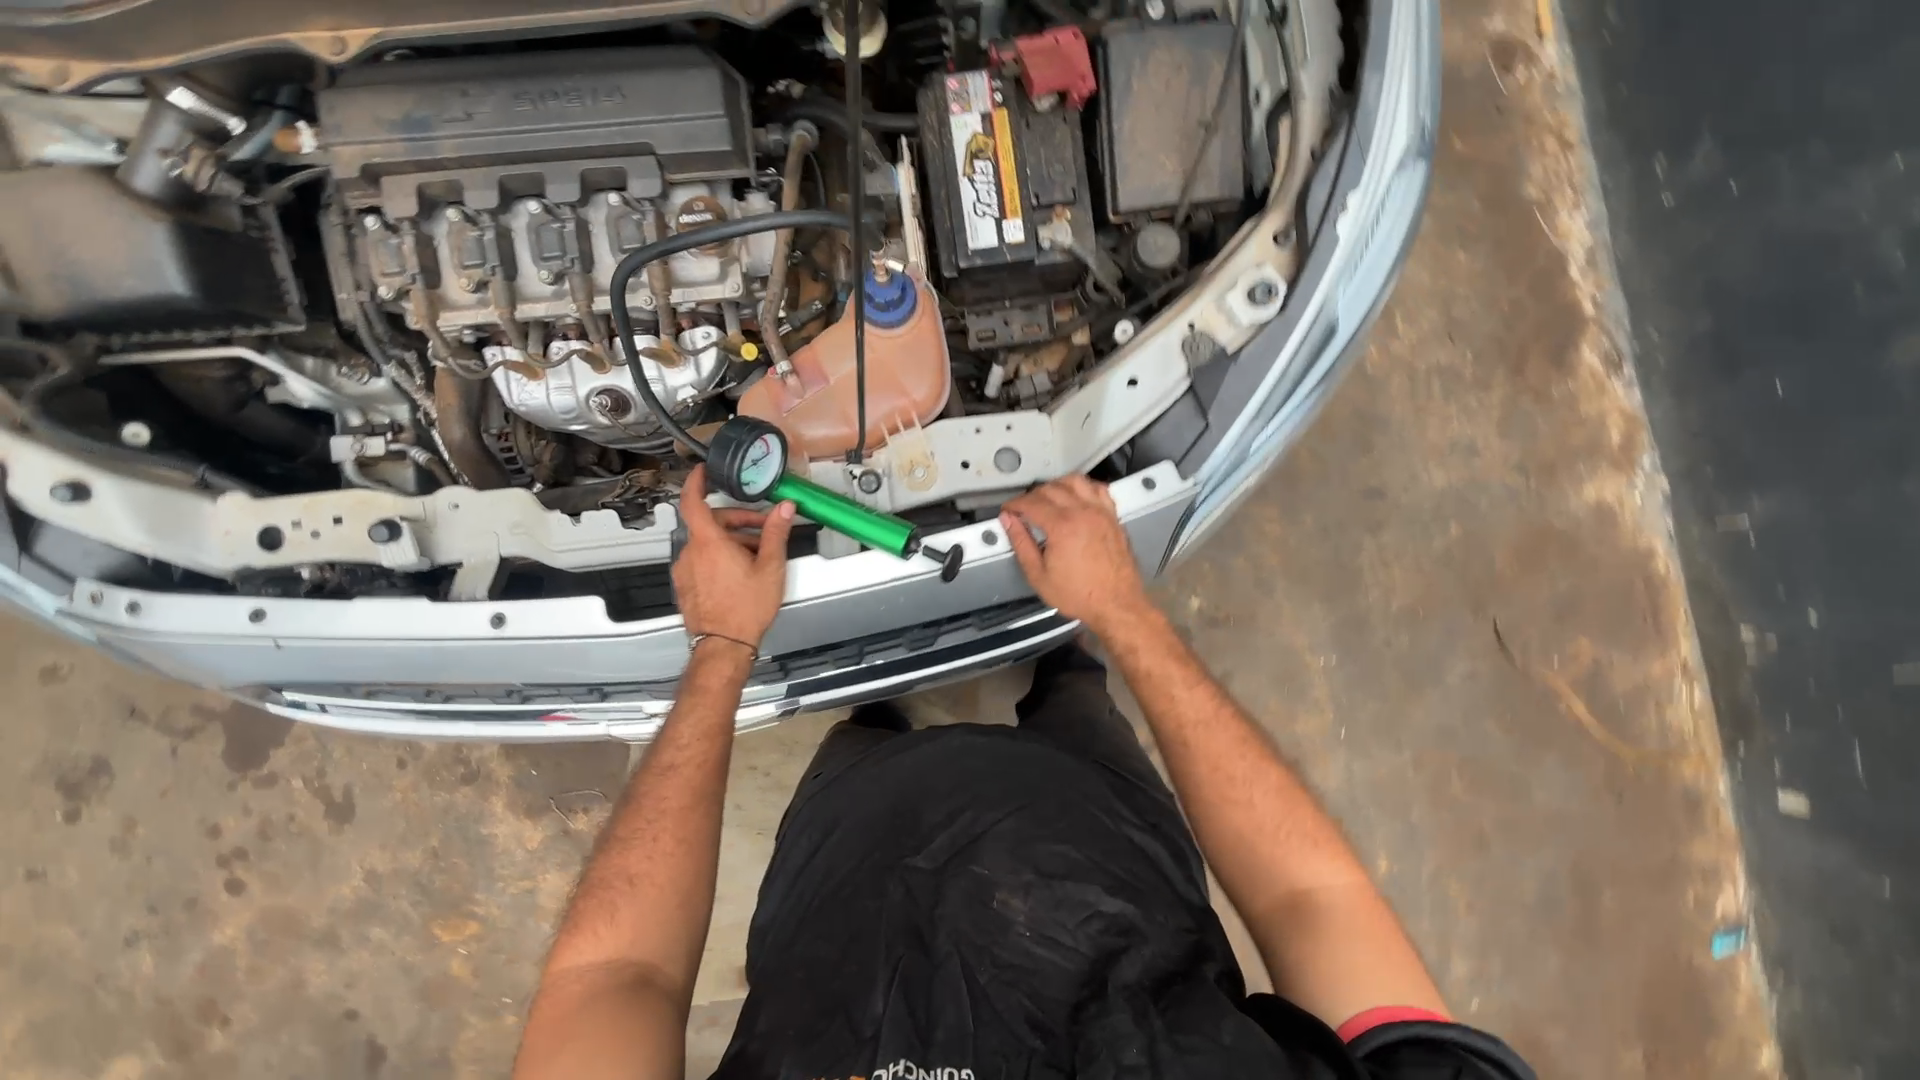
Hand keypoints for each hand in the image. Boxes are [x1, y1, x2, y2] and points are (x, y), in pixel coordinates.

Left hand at [672, 465, 796, 651]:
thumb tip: (784, 509)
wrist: (724, 645)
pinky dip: (719, 559)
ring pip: (707, 544)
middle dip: (737, 523)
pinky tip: (740, 574)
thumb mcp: (770, 567)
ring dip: (729, 543)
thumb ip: (776, 532)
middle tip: (761, 531)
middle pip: (710, 524)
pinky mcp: (686, 586)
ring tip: (755, 558)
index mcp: (709, 543)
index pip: (693, 501)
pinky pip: (701, 562)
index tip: (704, 473)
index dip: (697, 482)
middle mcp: (691, 553)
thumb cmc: (744, 610)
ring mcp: (685, 571)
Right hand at [1000, 476, 1153, 637]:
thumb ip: (1021, 543)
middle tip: (1024, 508)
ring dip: (1057, 485)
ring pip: (1075, 481)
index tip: (1009, 510)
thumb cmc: (1081, 595)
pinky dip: (1084, 487)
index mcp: (1062, 526)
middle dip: (1032, 495)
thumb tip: (1009, 522)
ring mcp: (1101, 513)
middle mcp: (1083, 513)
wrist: (1116, 604)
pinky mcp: (1113, 518)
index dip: (1014, 504)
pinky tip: (1077, 497)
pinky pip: (1098, 489)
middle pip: (1051, 488)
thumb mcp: (1038, 575)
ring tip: (1048, 498)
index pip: (1031, 502)